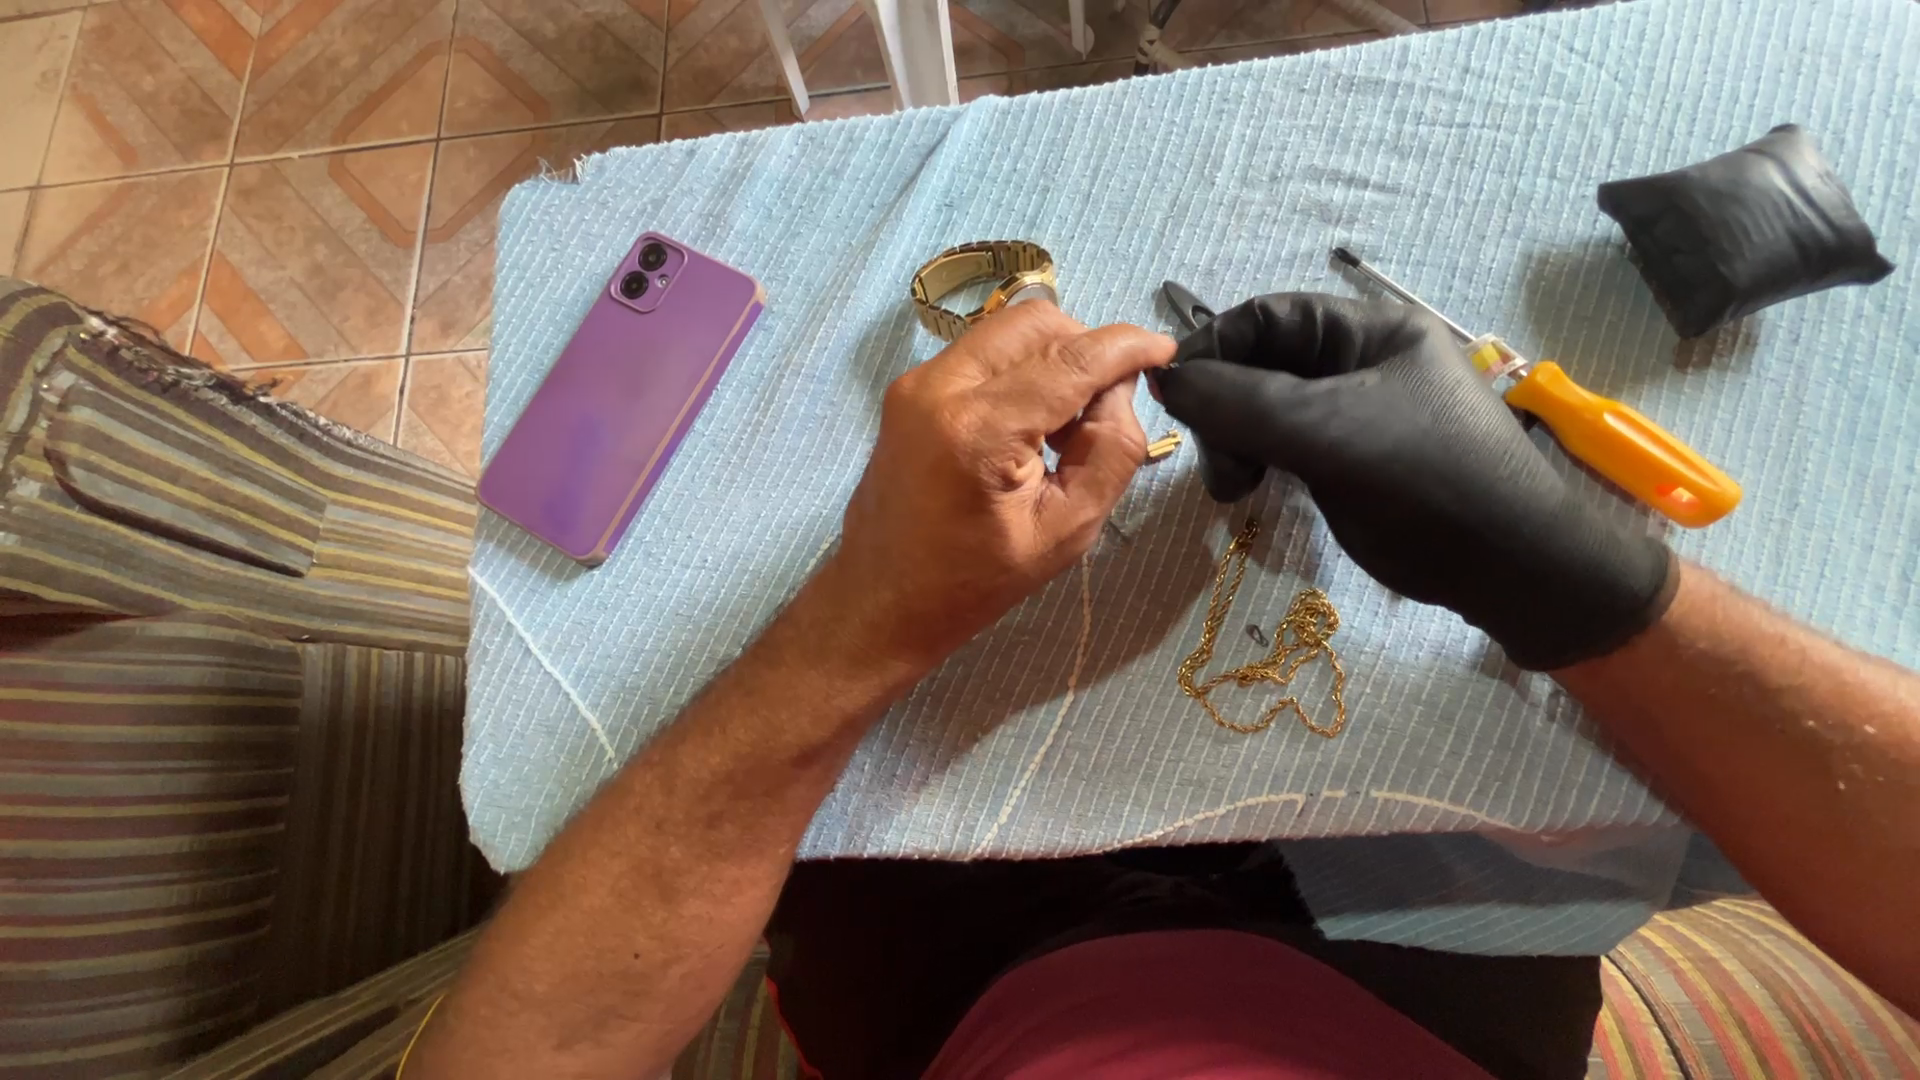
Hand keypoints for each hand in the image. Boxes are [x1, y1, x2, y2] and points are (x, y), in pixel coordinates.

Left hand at [814, 301, 1173, 672]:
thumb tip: (1119, 388)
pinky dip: (1018, 368)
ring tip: (1063, 422)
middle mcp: (940, 385)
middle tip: (1104, 405)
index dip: (1128, 347)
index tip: (1164, 350)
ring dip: (1052, 356)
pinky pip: (981, 352)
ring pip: (1007, 329)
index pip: (1072, 359)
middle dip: (1086, 347)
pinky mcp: (909, 389)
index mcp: (979, 428)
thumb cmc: (976, 581)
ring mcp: (916, 382)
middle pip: (1037, 322)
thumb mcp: (1066, 531)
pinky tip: (1026, 423)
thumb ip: (1110, 451)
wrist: (883, 598)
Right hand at [1156, 293, 1675, 669]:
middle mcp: (1353, 364)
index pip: (1267, 317)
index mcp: (1367, 331)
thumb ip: (1240, 401)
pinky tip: (1248, 490)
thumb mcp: (1327, 432)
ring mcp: (1344, 413)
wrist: (1504, 568)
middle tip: (1217, 461)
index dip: (1212, 347)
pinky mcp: (1336, 457)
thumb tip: (1167, 380)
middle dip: (1222, 407)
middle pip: (1256, 364)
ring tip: (1233, 487)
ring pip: (1258, 409)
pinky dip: (1250, 461)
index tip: (1171, 393)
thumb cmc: (1424, 483)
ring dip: (1230, 441)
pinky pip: (1274, 443)